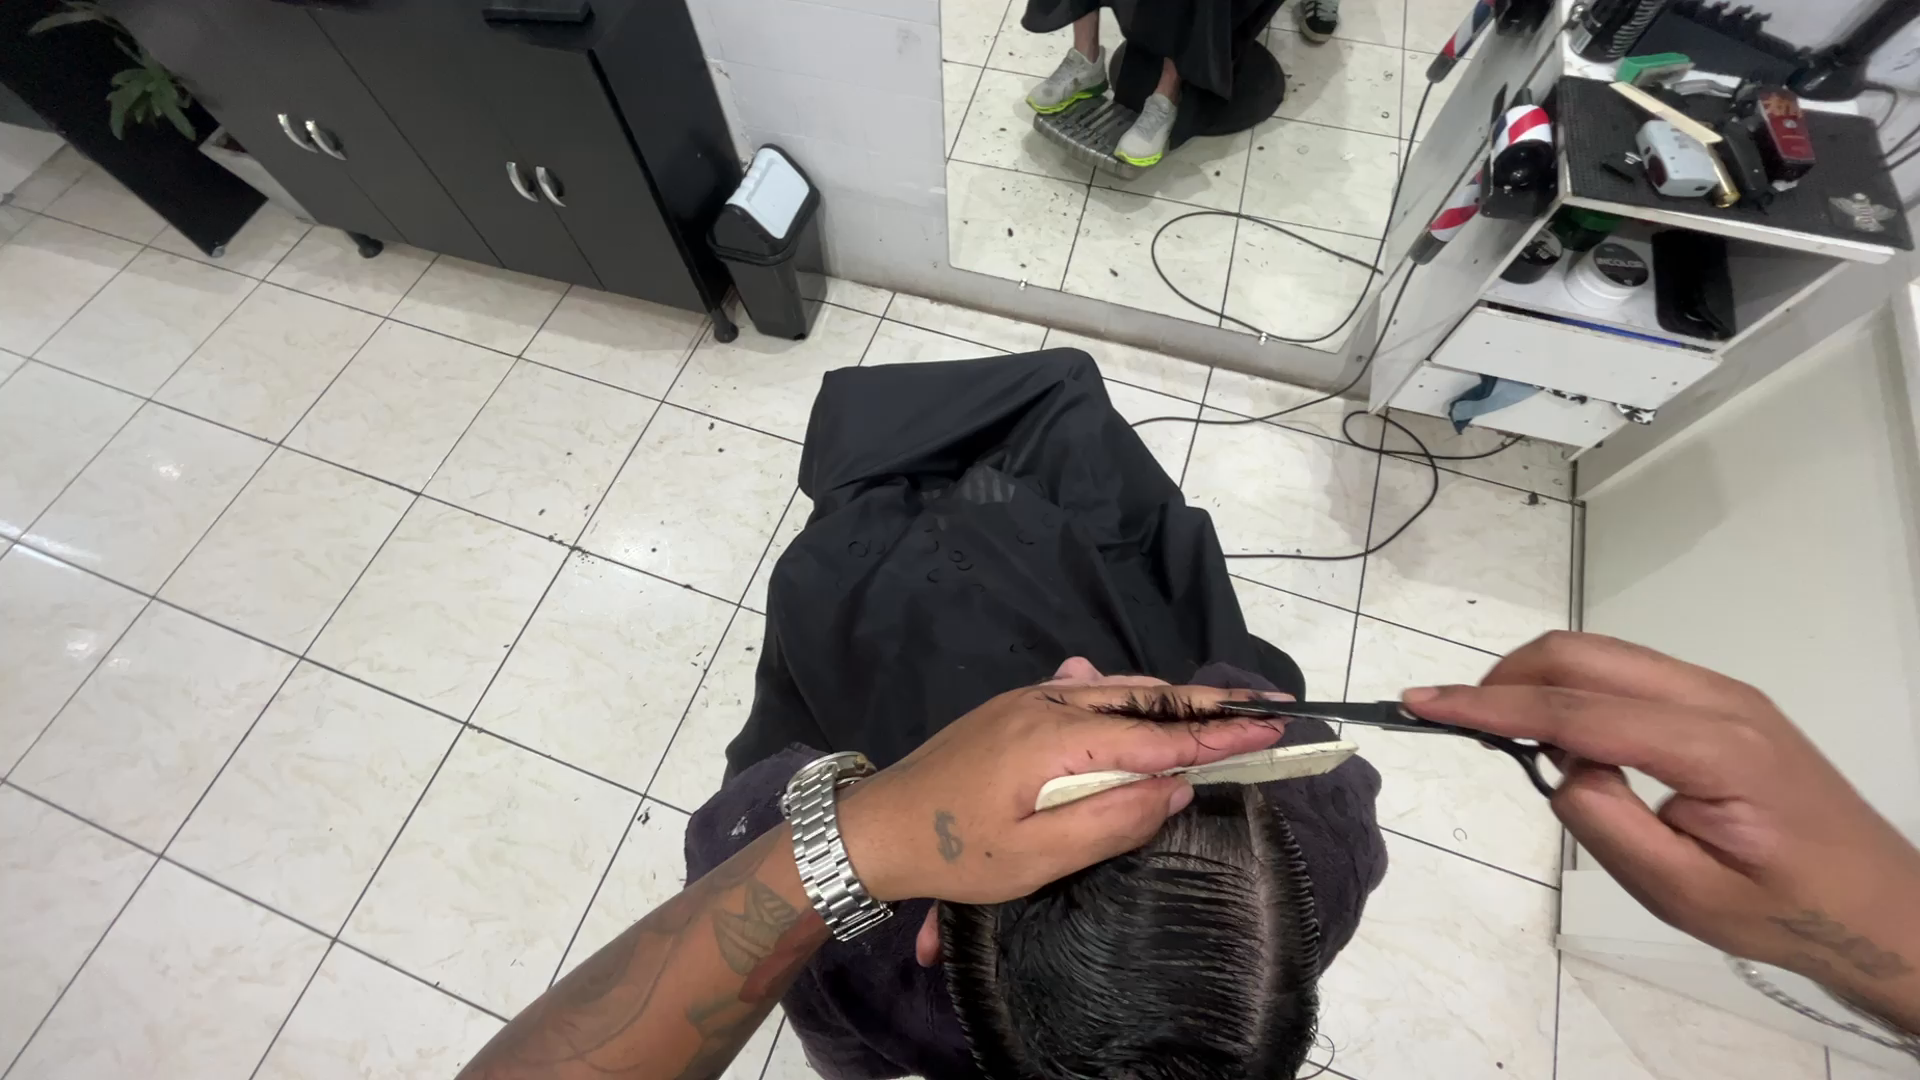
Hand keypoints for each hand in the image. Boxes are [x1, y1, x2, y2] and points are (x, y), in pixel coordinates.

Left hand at [835, 657, 1285, 905]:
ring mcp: (1028, 697)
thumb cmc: (955, 850)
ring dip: (1169, 700)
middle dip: (1206, 705)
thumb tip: (1175, 787)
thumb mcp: (1036, 856)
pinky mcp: (1015, 705)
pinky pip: (1085, 691)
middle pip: (1141, 698)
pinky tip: (1139, 702)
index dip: (1216, 736)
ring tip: (1218, 711)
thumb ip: (1111, 819)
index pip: (1155, 735)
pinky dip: (1127, 698)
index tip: (1272, 728)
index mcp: (1055, 736)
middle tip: (1263, 709)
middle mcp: (1046, 701)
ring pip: (1115, 689)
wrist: (879, 823)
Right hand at [1403, 631, 1919, 1027]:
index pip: (1572, 710)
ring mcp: (1717, 690)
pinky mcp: (1712, 696)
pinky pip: (1615, 668)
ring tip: (1516, 735)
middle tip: (1466, 721)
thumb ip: (1602, 817)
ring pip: (1592, 652)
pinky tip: (1565, 732)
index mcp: (1716, 749)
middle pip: (1577, 655)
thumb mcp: (1680, 890)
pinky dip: (1565, 686)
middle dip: (1503, 679)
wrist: (1890, 912)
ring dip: (1532, 680)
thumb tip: (1563, 761)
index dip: (1486, 704)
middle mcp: (1716, 699)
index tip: (1420, 701)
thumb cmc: (1784, 912)